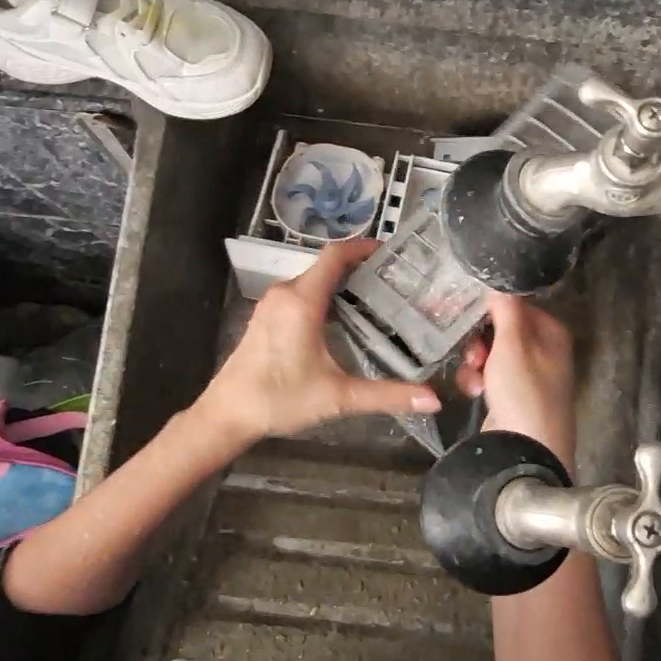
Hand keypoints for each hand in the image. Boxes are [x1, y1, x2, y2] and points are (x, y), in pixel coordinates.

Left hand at [195, 239, 438, 443]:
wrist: (227, 414)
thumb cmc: (279, 400)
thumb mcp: (339, 397)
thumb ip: (387, 396)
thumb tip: (433, 400)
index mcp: (302, 301)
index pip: (335, 256)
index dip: (364, 247)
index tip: (393, 251)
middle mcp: (285, 294)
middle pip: (327, 267)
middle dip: (361, 270)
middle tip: (396, 282)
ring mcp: (272, 306)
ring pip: (313, 282)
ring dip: (343, 285)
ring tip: (378, 299)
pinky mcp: (266, 319)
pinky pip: (301, 296)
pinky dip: (325, 299)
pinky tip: (345, 321)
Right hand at [457, 292, 576, 470]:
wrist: (528, 450)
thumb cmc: (523, 392)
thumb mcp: (513, 344)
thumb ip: (506, 308)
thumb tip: (499, 281)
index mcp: (551, 332)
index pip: (515, 305)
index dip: (489, 312)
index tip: (467, 320)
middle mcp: (544, 351)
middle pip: (500, 331)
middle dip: (478, 342)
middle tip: (472, 356)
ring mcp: (530, 377)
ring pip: (491, 355)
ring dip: (474, 364)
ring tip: (473, 381)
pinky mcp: (514, 398)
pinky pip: (490, 379)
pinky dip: (478, 383)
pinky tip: (475, 394)